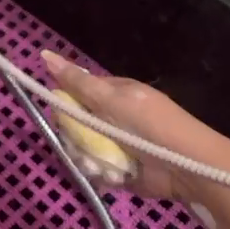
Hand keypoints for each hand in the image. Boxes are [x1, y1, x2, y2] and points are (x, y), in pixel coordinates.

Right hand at [40, 51, 225, 201]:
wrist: (185, 167)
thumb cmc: (149, 125)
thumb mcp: (110, 100)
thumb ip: (77, 82)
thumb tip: (44, 54)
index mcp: (115, 94)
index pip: (77, 93)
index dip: (66, 103)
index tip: (62, 114)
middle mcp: (114, 117)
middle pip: (76, 123)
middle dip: (75, 135)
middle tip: (84, 140)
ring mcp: (117, 144)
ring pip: (82, 147)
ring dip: (88, 156)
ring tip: (101, 162)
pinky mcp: (120, 169)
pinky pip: (96, 169)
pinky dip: (100, 173)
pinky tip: (109, 174)